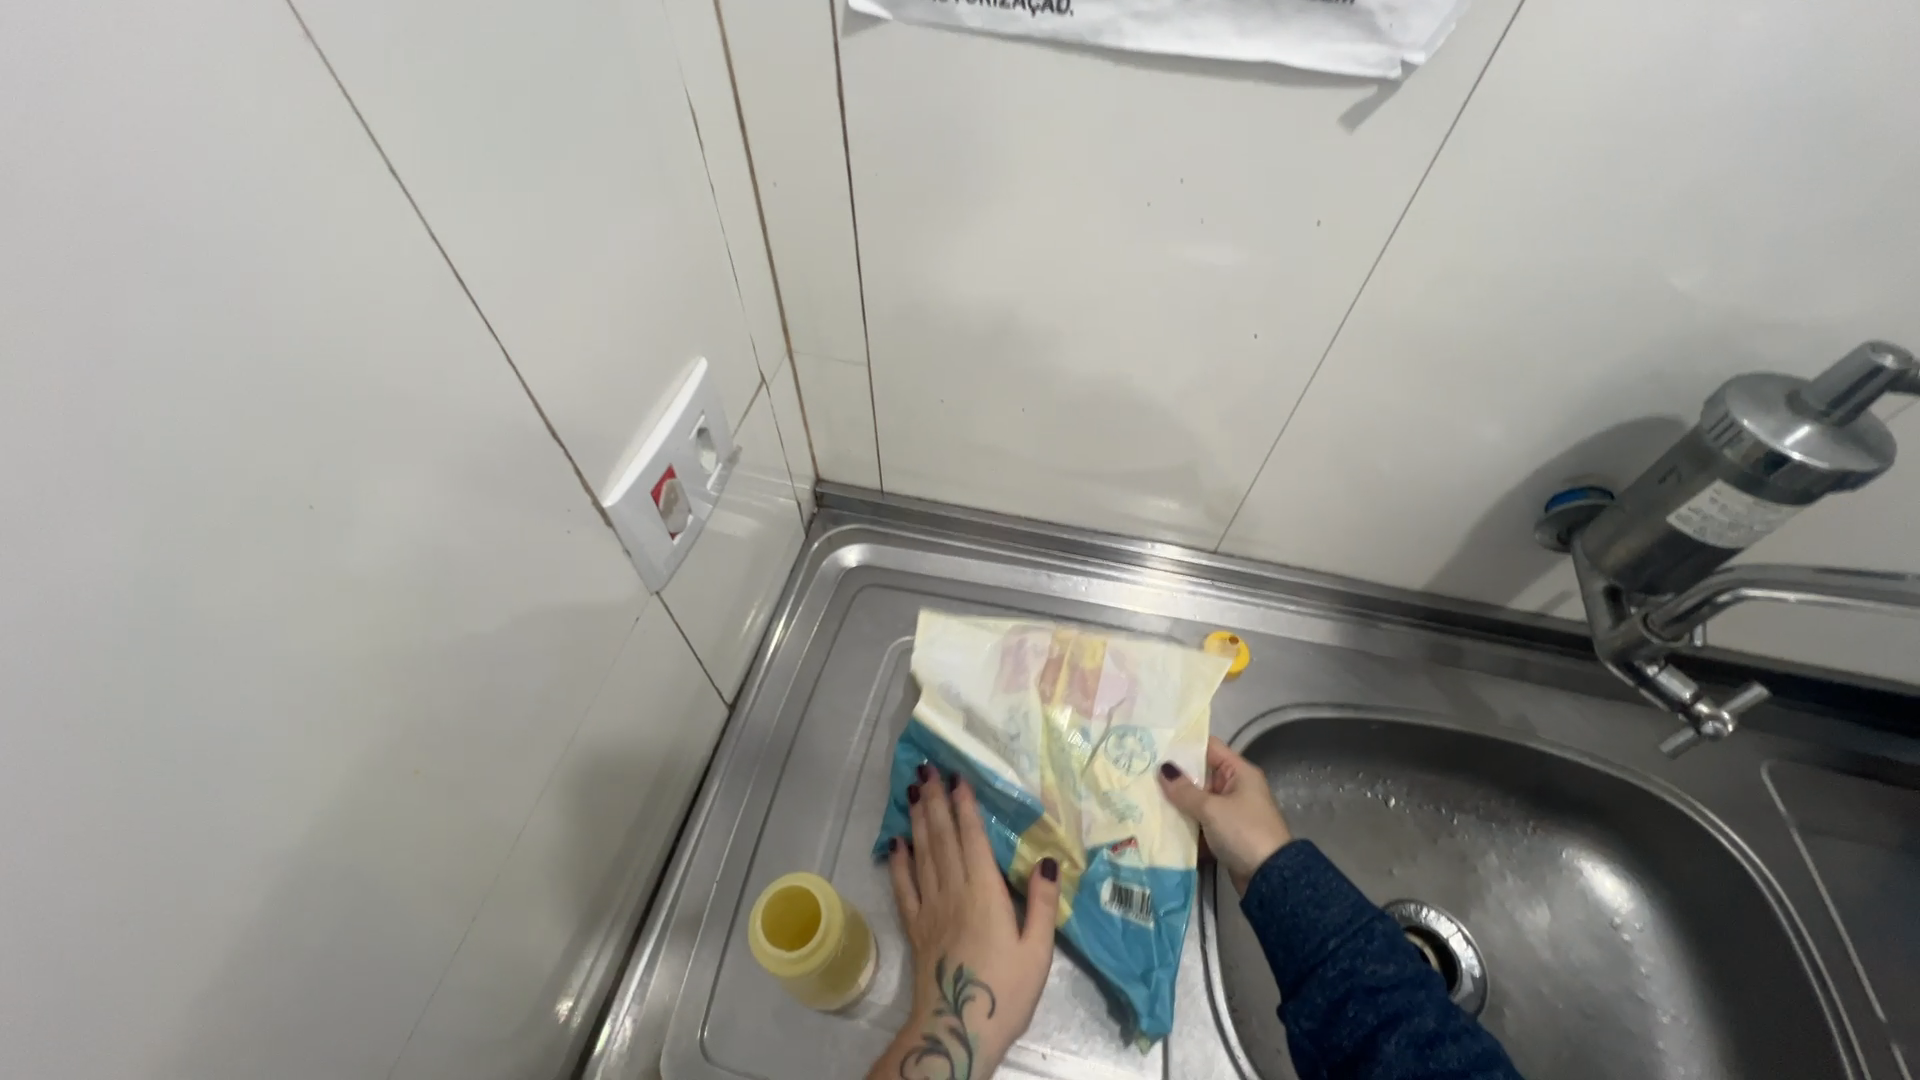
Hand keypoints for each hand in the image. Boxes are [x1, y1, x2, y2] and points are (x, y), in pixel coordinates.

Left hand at [869, 766, 1061, 1079]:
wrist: (957, 1030)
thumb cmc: (1004, 991)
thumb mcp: (1038, 952)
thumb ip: (1041, 904)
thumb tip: (1048, 860)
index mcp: (984, 892)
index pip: (972, 838)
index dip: (964, 805)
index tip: (959, 776)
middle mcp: (953, 890)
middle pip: (942, 836)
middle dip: (936, 800)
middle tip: (928, 768)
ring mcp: (929, 907)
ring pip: (921, 853)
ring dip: (917, 819)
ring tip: (914, 790)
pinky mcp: (914, 926)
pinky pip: (903, 886)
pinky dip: (898, 861)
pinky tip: (896, 842)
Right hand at [1158, 736, 1292, 894]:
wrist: (1270, 879)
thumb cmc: (1244, 833)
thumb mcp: (1212, 809)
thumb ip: (1185, 790)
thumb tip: (1163, 770)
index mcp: (1239, 772)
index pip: (1209, 747)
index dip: (1184, 744)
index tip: (1156, 743)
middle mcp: (1235, 787)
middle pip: (1200, 773)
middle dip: (1174, 774)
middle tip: (1143, 769)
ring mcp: (1230, 811)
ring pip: (1197, 798)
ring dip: (1177, 800)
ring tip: (1145, 794)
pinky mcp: (1224, 833)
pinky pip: (1199, 820)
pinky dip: (1184, 820)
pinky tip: (1160, 820)